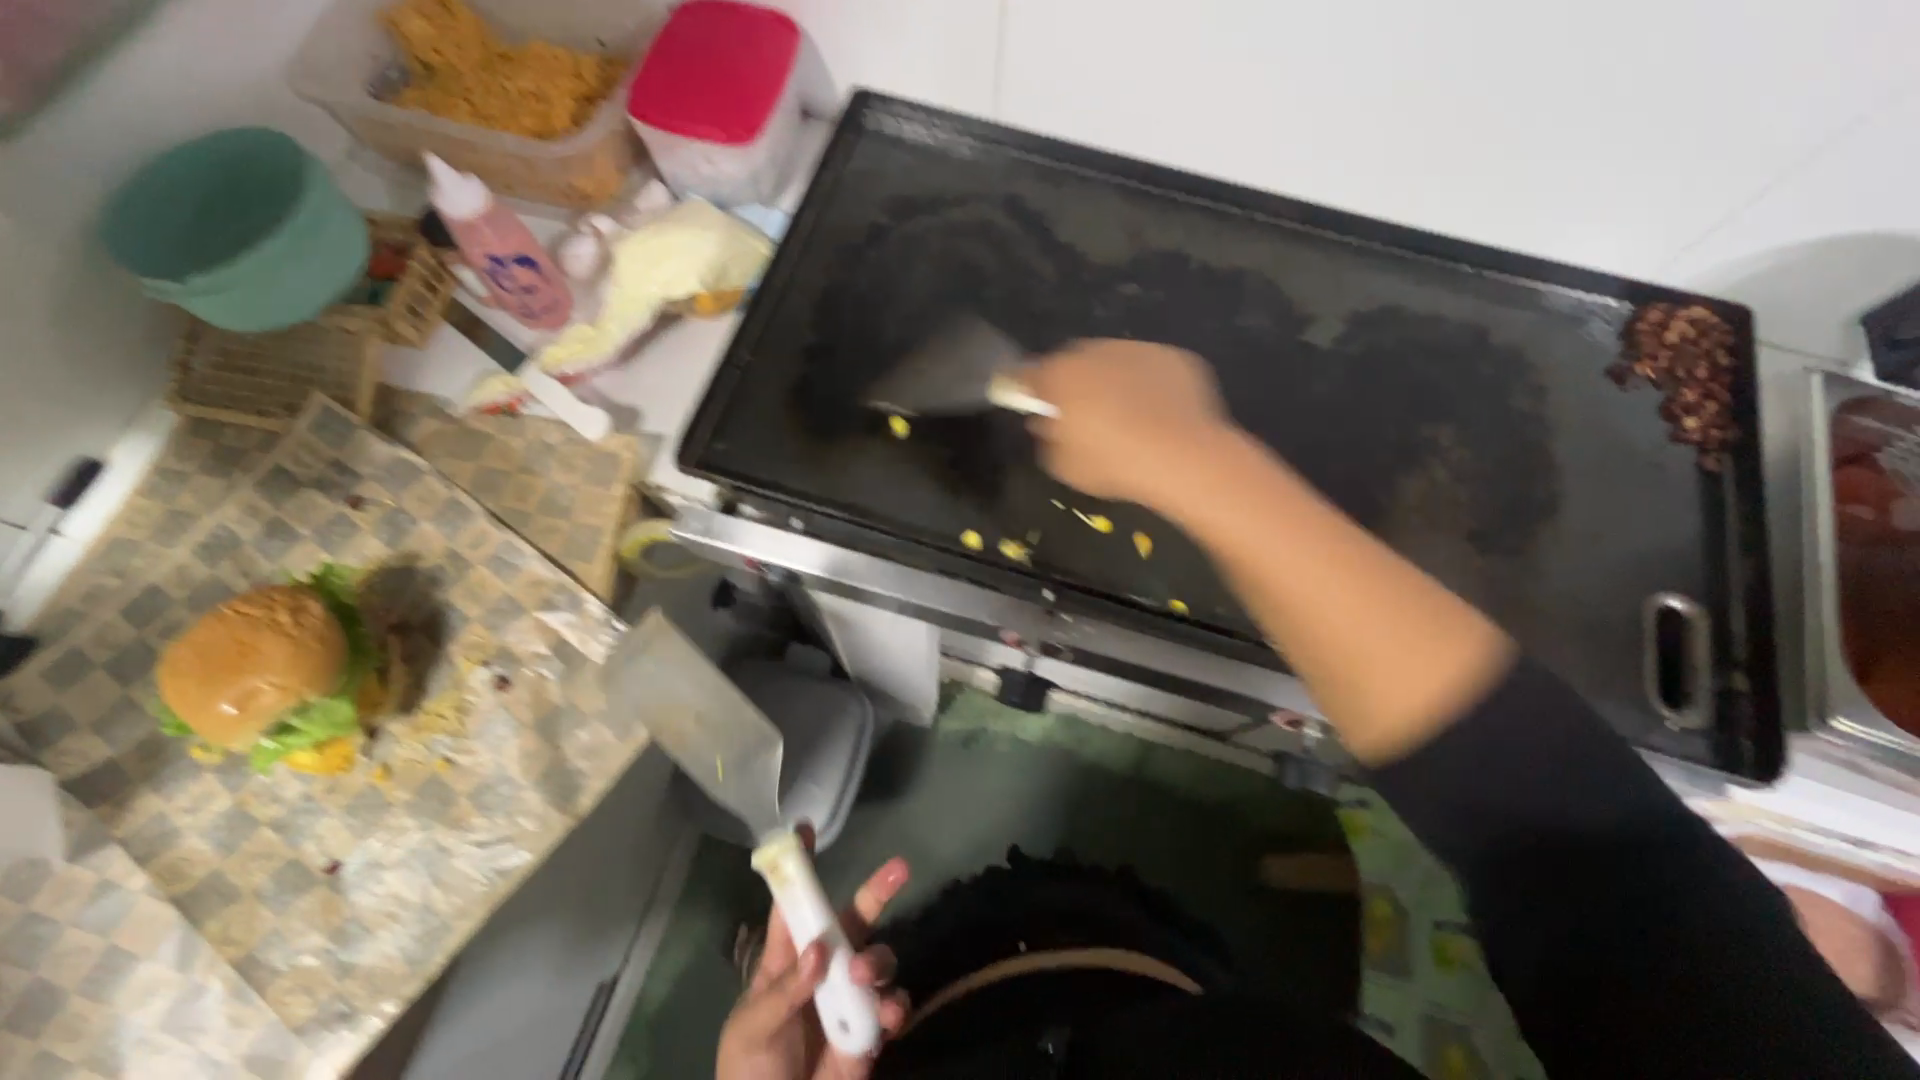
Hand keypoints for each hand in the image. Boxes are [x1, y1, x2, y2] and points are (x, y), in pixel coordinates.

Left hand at [716, 845, 911, 1079]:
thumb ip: (784, 991)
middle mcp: (825, 969)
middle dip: (878, 890)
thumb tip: (821, 951)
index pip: (794, 905)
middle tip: (900, 868)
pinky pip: (892, 1006)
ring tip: (861, 976)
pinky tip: (886, 1015)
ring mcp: (849, 998)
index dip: (800, 868)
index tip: (805, 831)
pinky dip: (895, 1006)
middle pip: (854, 920)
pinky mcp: (870, 1031)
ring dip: (877, 960)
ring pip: (879, 958)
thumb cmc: (748, 1070)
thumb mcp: (751, 1029)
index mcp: (787, 959)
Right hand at [1023, 339, 1233, 511]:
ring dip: (1112, 380)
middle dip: (1073, 382)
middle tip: (1082, 412)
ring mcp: (1138, 350)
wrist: (1183, 457)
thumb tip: (1049, 424)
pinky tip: (1156, 412)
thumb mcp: (1065, 465)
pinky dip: (1147, 384)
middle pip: (1074, 361)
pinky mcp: (1173, 357)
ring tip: (1125, 413)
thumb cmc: (1115, 464)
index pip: (1028, 373)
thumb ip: (1048, 438)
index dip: (1026, 387)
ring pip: (1114, 361)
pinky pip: (1149, 368)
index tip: (1028, 399)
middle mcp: (1095, 352)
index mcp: (1061, 376)